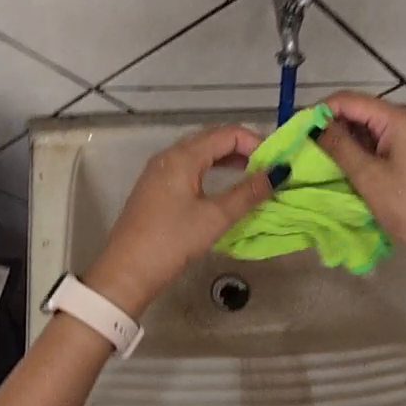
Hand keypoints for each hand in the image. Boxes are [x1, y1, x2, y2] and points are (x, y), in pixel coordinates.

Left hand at [82, 125, 274, 317]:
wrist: (127, 271)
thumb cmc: (172, 241)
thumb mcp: (215, 217)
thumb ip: (248, 193)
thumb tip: (277, 174)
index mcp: (182, 157)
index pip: (227, 134)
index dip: (256, 142)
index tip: (277, 162)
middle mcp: (168, 156)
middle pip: (212, 139)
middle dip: (243, 148)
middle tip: (269, 167)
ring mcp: (158, 172)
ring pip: (199, 154)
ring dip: (227, 159)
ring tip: (252, 176)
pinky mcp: (155, 189)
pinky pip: (188, 169)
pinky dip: (211, 171)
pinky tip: (223, 188)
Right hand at [313, 91, 405, 276]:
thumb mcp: (368, 176)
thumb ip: (338, 146)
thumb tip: (312, 126)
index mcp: (398, 118)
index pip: (350, 100)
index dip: (321, 111)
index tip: (295, 130)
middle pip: (359, 111)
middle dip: (330, 125)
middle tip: (303, 146)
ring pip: (367, 129)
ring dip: (342, 140)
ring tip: (316, 158)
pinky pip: (377, 144)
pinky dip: (357, 152)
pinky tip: (341, 167)